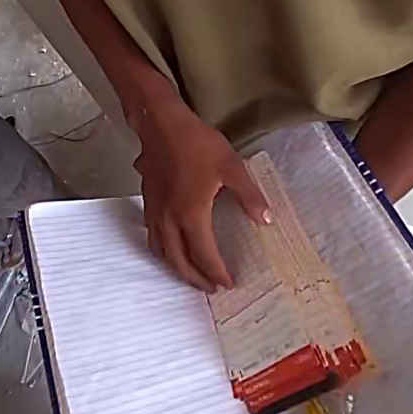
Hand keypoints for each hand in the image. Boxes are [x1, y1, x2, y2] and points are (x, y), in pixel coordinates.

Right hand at [126, 80, 270, 291]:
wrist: (162, 125)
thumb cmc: (198, 144)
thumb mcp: (232, 167)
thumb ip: (249, 196)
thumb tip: (265, 220)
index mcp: (191, 215)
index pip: (204, 255)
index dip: (216, 272)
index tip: (228, 283)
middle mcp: (169, 220)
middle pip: (179, 261)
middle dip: (196, 279)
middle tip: (211, 288)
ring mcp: (155, 212)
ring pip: (162, 252)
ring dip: (177, 268)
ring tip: (191, 274)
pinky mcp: (147, 202)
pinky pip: (153, 238)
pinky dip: (162, 252)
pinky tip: (170, 247)